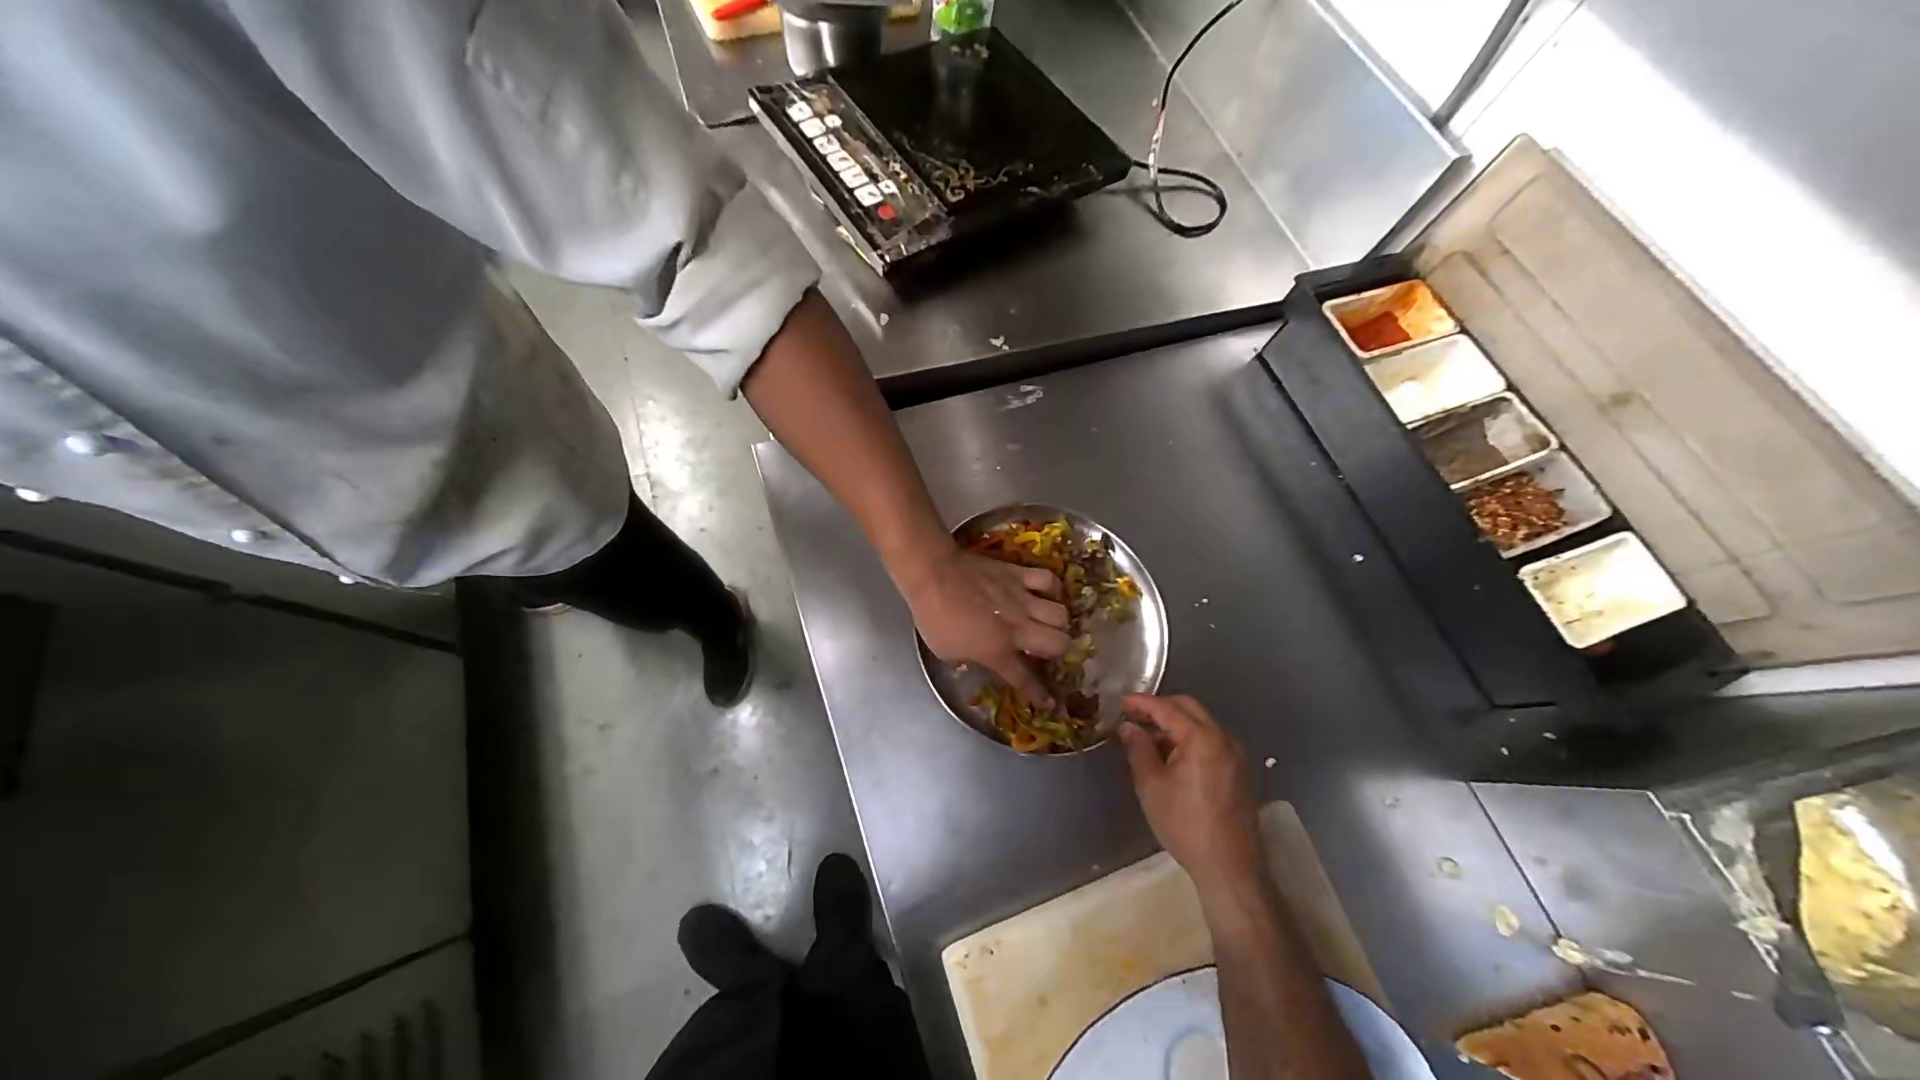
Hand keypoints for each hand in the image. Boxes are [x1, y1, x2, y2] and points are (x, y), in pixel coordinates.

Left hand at [900, 546, 1071, 707]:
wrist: (934, 575)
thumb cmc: (935, 616)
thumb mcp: (943, 651)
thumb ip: (964, 660)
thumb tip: (969, 663)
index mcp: (998, 651)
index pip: (1025, 679)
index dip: (1039, 694)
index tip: (1049, 703)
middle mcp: (1018, 628)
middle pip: (1059, 643)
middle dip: (1059, 650)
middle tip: (1048, 648)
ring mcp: (1022, 599)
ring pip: (1061, 614)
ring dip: (1058, 622)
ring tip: (1050, 622)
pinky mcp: (1019, 575)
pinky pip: (1049, 580)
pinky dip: (1052, 587)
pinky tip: (1046, 593)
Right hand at [1120, 695, 1264, 891]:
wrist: (1229, 866)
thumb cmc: (1184, 824)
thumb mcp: (1151, 785)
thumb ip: (1138, 748)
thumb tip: (1129, 727)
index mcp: (1202, 738)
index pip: (1168, 708)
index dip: (1142, 703)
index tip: (1121, 702)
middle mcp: (1224, 738)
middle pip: (1189, 708)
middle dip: (1160, 708)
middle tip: (1134, 715)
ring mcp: (1236, 754)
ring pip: (1202, 724)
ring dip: (1175, 724)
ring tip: (1147, 737)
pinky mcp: (1239, 770)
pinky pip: (1211, 741)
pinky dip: (1189, 739)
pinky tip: (1171, 756)